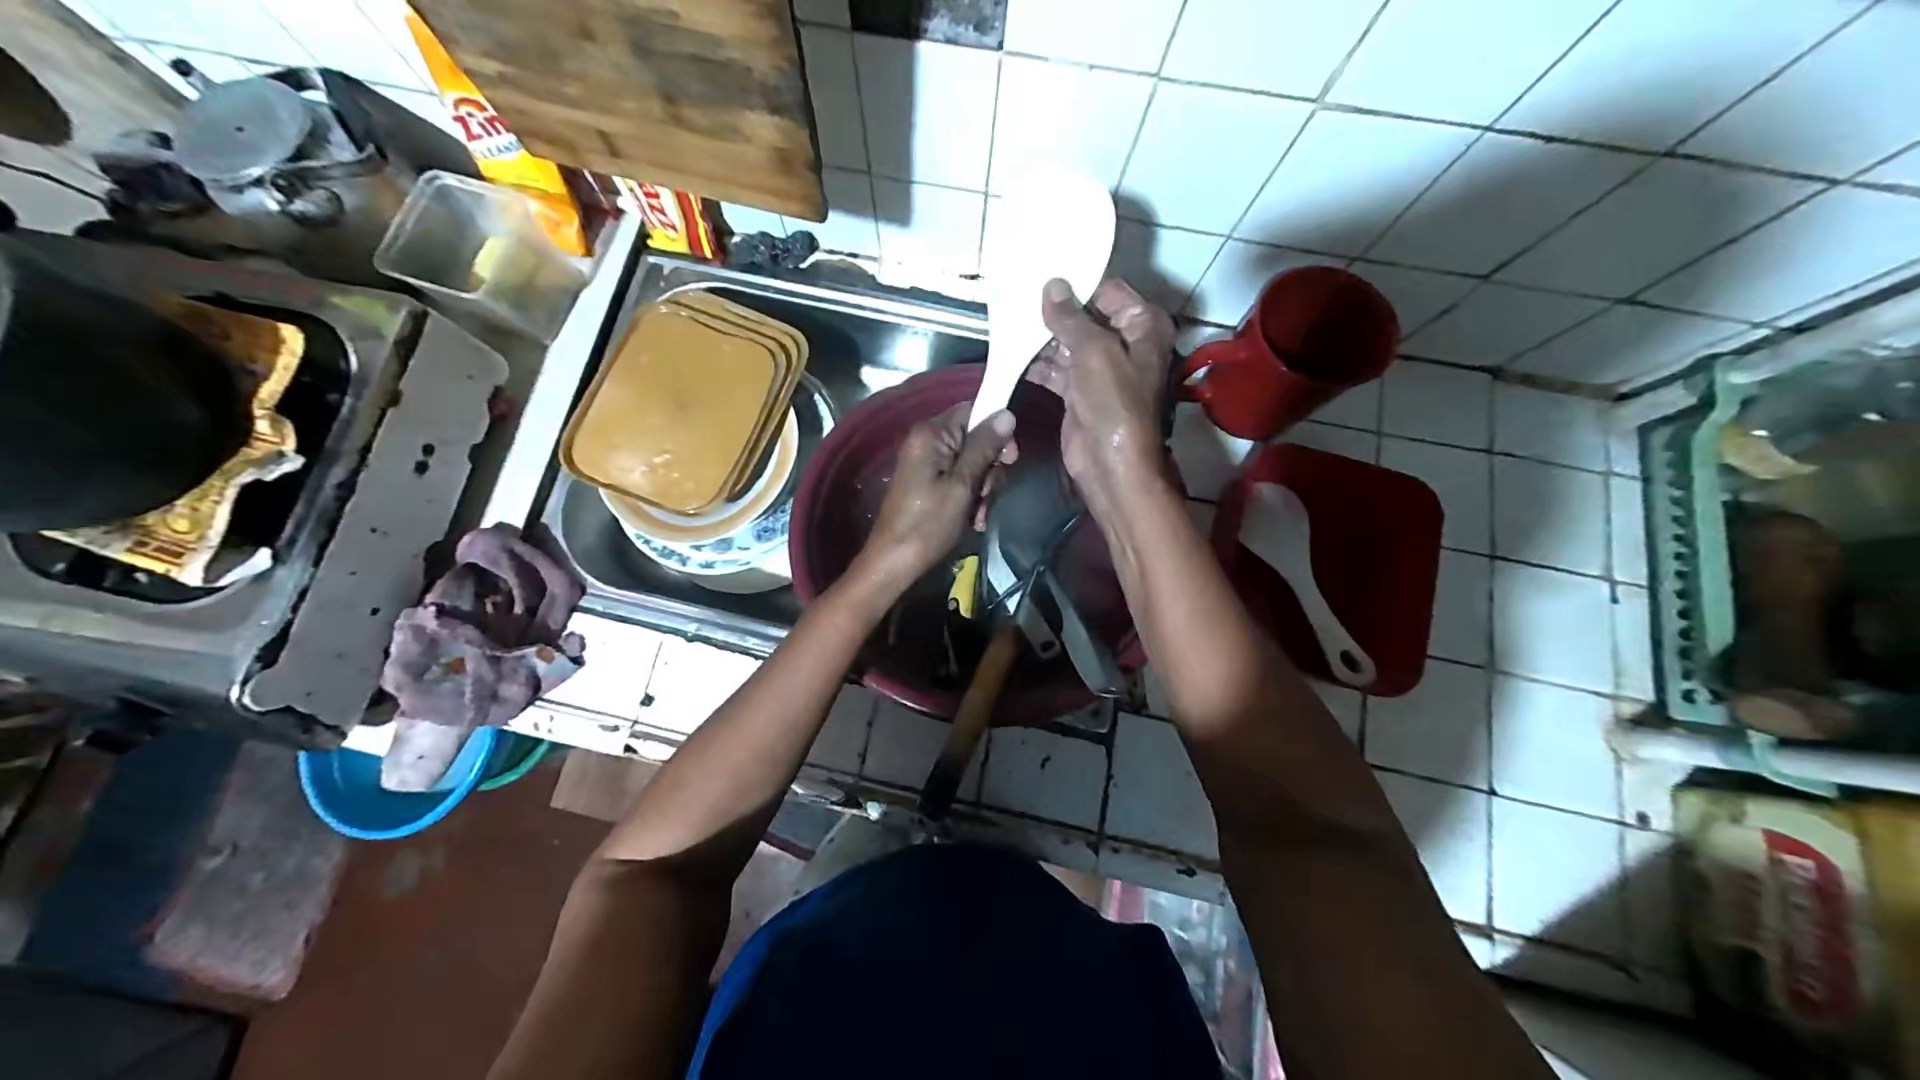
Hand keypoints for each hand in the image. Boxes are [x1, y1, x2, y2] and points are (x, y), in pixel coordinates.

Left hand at [853, 403, 1016, 589]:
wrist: (895, 562)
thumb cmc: (928, 524)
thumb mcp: (962, 485)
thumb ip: (984, 447)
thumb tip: (1007, 413)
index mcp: (931, 433)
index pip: (974, 409)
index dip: (997, 431)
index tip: (1009, 459)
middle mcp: (926, 441)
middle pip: (976, 438)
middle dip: (989, 468)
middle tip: (986, 494)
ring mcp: (926, 462)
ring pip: (972, 463)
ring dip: (982, 489)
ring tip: (977, 515)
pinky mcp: (928, 482)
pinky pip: (959, 479)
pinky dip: (969, 498)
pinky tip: (972, 520)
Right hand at [1026, 277, 1175, 520]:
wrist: (1110, 463)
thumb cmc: (1113, 402)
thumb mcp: (1093, 350)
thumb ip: (1070, 317)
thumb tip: (1052, 285)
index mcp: (1143, 326)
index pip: (1108, 291)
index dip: (1077, 284)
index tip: (1041, 273)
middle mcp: (1126, 344)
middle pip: (1086, 317)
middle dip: (1054, 311)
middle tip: (1017, 294)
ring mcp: (1102, 370)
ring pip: (1068, 343)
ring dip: (1042, 338)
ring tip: (1009, 320)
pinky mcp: (1081, 393)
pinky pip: (1058, 369)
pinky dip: (1039, 364)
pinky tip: (1013, 353)